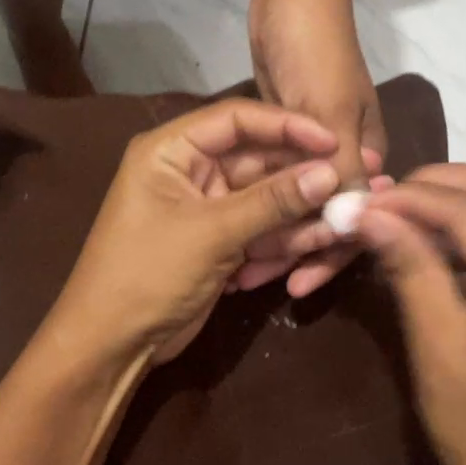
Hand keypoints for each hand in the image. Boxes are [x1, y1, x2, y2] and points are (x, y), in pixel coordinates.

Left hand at [46, 100, 343, 364]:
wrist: (113, 344)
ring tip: (336, 231)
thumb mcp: (213, 233)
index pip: (238, 120)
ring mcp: (206, 207)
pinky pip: (259, 229)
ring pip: (265, 199)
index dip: (288, 126)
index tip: (334, 140)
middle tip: (352, 186)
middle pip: (258, 160)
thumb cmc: (148, 273)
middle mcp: (189, 170)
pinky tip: (308, 255)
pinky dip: (280, 242)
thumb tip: (331, 172)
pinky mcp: (218, 241)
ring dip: (297, 217)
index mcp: (172, 150)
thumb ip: (273, 201)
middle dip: (301, 179)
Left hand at [248, 0, 387, 296]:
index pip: (350, 210)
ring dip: (271, 231)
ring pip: (287, 199)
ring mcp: (301, 146)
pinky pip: (267, 186)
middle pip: (314, 208)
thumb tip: (351, 225)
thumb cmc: (315, 52)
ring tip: (244, 270)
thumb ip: (338, 170)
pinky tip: (239, 242)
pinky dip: (258, 209)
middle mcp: (336, 151)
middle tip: (266, 279)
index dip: (325, 242)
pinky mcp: (273, 143)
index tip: (301, 274)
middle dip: (293, 243)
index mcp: (360, 149)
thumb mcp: (330, 114)